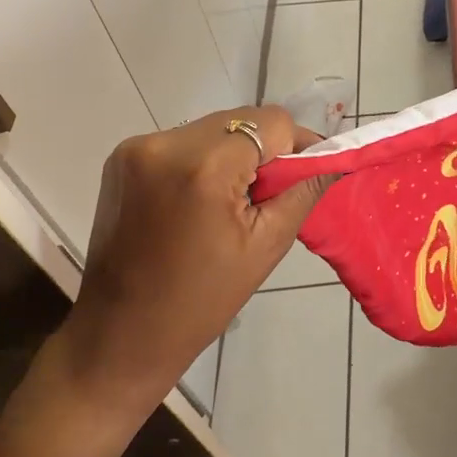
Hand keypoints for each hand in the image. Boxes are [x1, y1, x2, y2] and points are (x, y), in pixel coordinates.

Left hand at [57, 106, 328, 413]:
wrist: (119, 335)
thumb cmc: (202, 300)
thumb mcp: (267, 245)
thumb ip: (303, 190)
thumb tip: (337, 158)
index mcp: (204, 167)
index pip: (271, 122)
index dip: (295, 145)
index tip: (300, 178)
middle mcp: (166, 143)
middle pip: (241, 121)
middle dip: (264, 150)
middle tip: (267, 196)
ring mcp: (138, 148)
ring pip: (213, 128)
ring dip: (233, 153)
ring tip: (231, 202)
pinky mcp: (122, 158)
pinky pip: (183, 142)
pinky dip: (202, 160)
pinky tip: (199, 200)